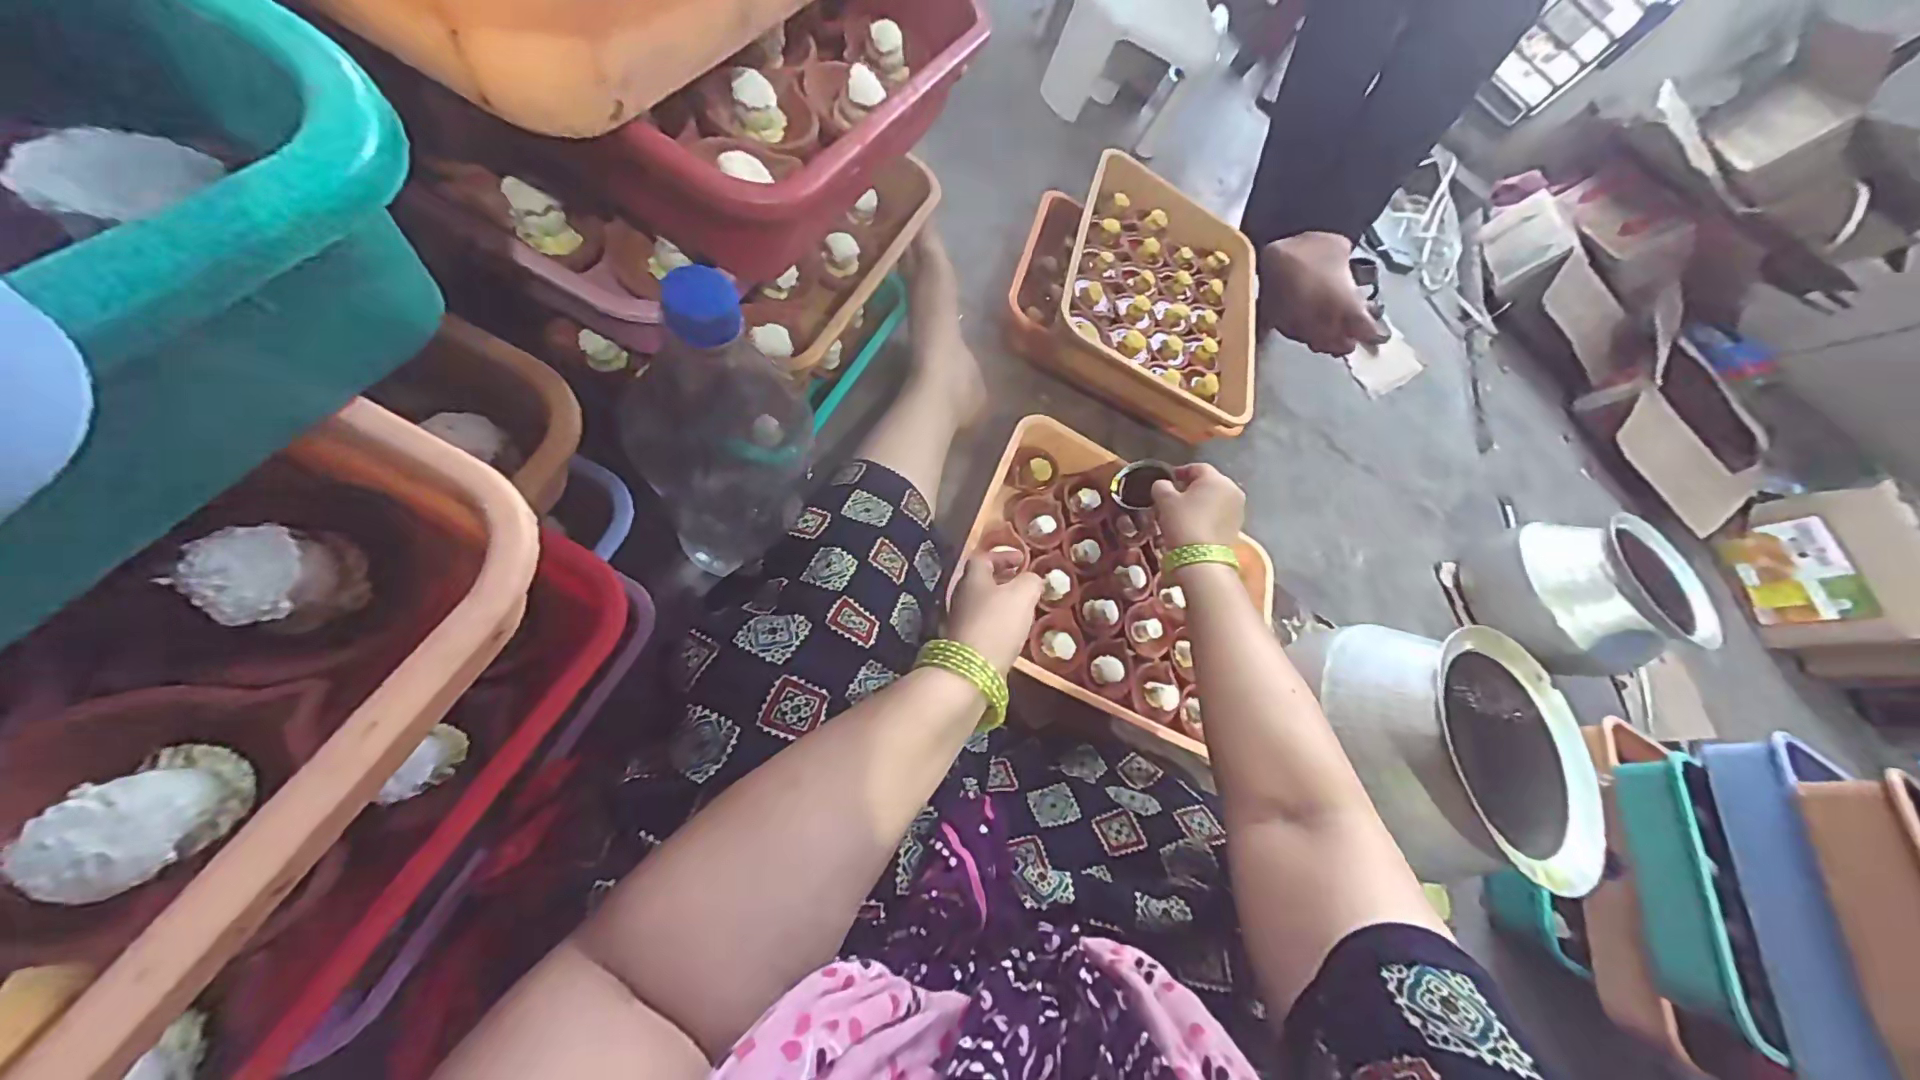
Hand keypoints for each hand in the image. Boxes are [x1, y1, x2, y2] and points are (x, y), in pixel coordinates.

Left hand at [942, 551, 1042, 672]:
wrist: (971, 669)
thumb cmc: (997, 623)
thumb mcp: (1022, 595)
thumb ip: (1031, 581)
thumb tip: (1033, 579)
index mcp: (972, 578)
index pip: (983, 557)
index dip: (1003, 556)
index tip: (1023, 560)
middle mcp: (961, 596)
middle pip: (980, 581)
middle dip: (1002, 579)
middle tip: (1023, 582)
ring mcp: (958, 620)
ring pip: (981, 603)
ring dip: (1000, 602)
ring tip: (1021, 607)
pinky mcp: (962, 643)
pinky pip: (981, 624)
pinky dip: (996, 622)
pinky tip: (1011, 631)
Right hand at [1151, 464, 1245, 548]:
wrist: (1202, 558)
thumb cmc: (1183, 522)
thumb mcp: (1165, 501)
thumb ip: (1161, 486)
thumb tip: (1163, 484)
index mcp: (1216, 479)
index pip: (1197, 468)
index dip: (1180, 472)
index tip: (1167, 480)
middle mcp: (1233, 490)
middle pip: (1208, 483)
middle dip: (1191, 488)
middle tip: (1173, 497)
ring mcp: (1238, 509)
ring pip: (1215, 499)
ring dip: (1200, 502)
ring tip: (1183, 512)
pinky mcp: (1237, 527)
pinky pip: (1219, 514)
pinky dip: (1207, 515)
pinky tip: (1194, 524)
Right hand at [1259, 232, 1389, 355]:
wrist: (1266, 254)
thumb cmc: (1311, 247)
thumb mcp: (1341, 251)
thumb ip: (1349, 276)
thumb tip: (1350, 283)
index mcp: (1345, 308)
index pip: (1368, 332)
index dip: (1375, 334)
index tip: (1379, 333)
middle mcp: (1323, 325)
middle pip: (1341, 345)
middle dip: (1349, 340)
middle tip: (1353, 332)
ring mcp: (1299, 328)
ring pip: (1319, 344)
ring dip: (1328, 339)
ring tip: (1331, 329)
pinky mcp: (1279, 327)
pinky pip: (1298, 336)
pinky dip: (1306, 333)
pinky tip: (1308, 323)